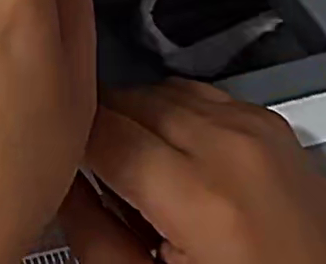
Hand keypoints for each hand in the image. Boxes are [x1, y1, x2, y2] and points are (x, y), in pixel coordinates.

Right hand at [60, 79, 325, 263]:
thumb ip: (92, 236)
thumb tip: (57, 182)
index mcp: (200, 197)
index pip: (95, 126)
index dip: (67, 140)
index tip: (60, 159)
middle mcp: (229, 145)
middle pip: (122, 98)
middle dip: (101, 132)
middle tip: (104, 181)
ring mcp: (254, 126)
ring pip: (152, 88)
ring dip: (135, 120)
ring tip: (145, 175)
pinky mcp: (268, 121)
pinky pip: (192, 92)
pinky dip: (172, 115)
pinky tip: (179, 159)